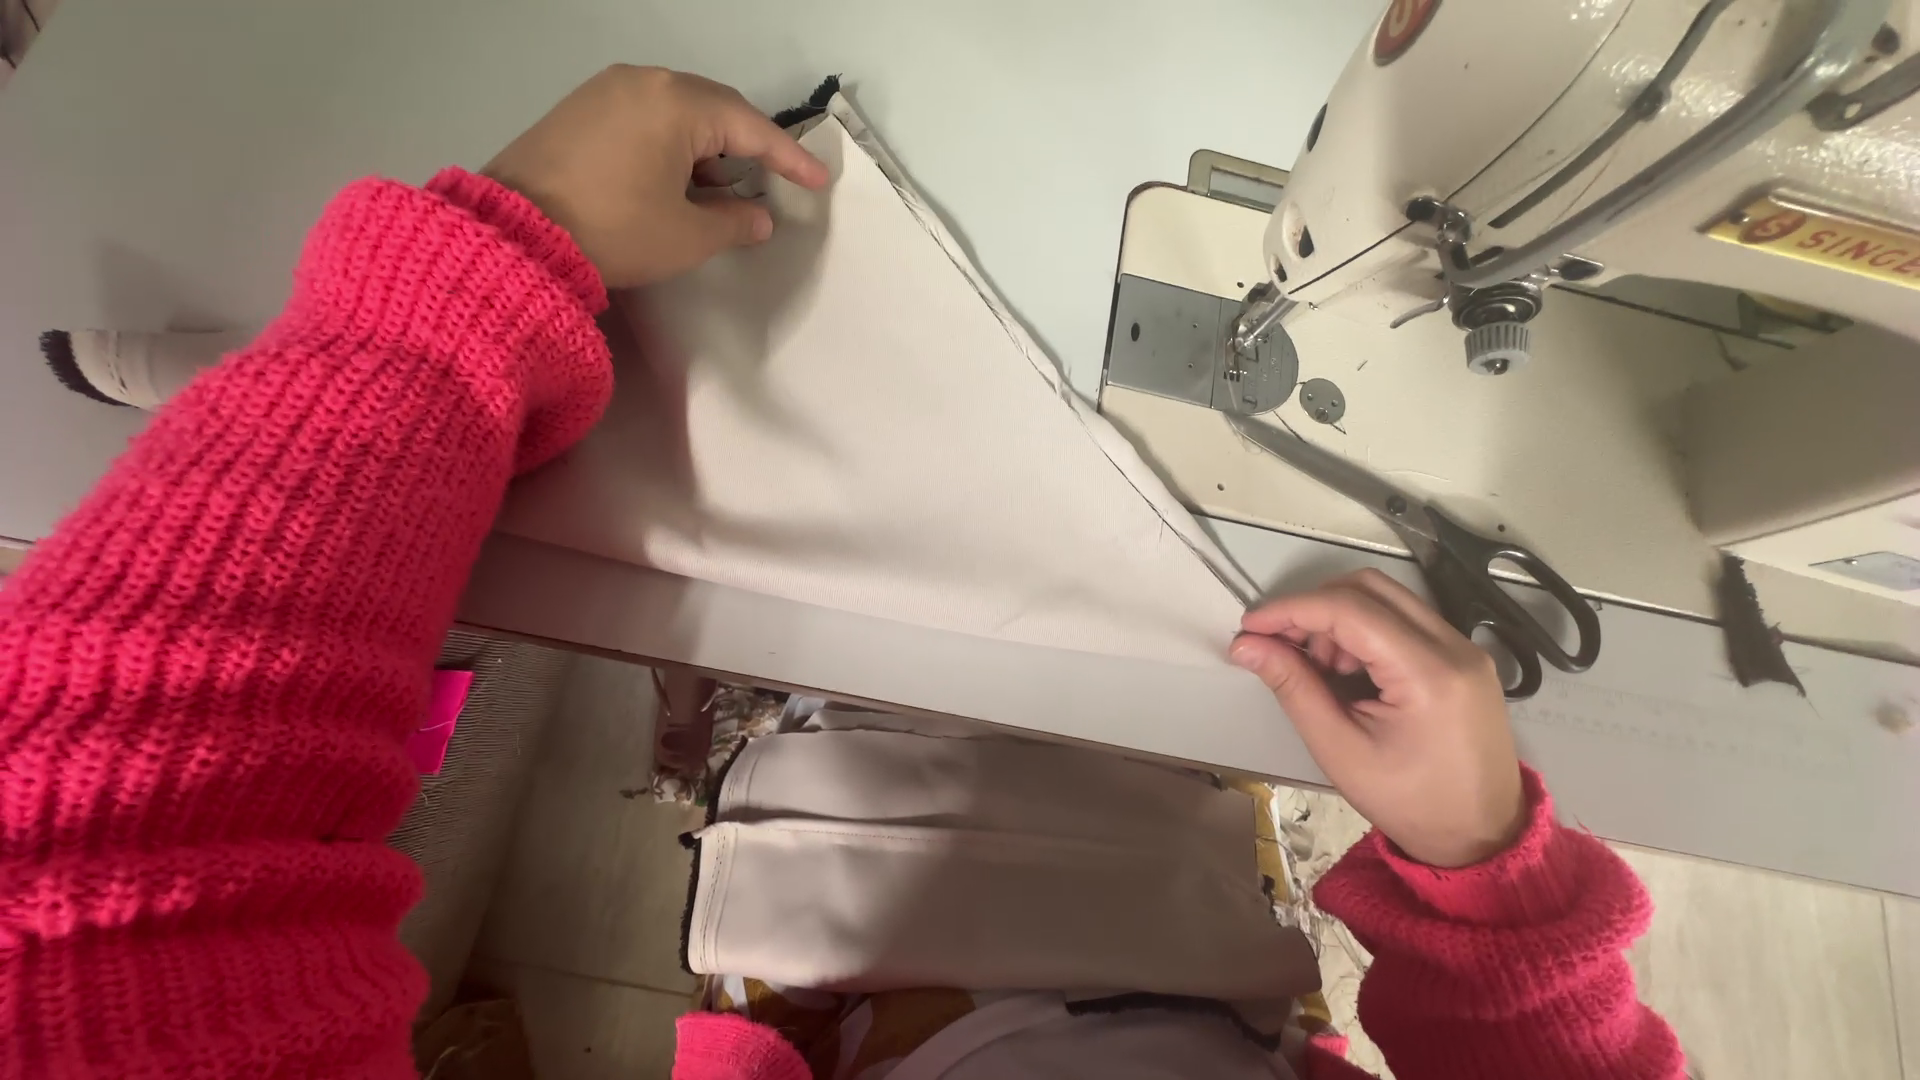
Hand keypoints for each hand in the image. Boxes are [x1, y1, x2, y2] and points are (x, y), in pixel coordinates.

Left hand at [484, 66, 829, 288]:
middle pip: (716, 108)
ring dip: (711, 147)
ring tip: (726, 186)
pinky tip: (681, 177)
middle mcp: (643, 82)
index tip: (819, 179)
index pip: (750, 128)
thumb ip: (735, 222)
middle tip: (777, 176)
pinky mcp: (583, 109)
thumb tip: (758, 216)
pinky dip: (676, 145)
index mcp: (677, 104)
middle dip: (750, 145)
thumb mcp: (688, 236)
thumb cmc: (618, 231)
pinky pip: (648, 117)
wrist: (518, 232)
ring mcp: (607, 90)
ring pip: (680, 111)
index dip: (789, 157)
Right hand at [1229, 569, 1524, 867]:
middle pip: (1367, 587)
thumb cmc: (1407, 801)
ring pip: (1384, 596)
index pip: (1348, 609)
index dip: (1291, 609)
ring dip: (1337, 617)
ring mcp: (1463, 647)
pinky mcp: (1461, 655)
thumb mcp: (1338, 749)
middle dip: (1313, 607)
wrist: (1482, 836)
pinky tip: (1348, 669)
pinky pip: (1401, 617)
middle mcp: (1454, 646)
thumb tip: (1245, 645)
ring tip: (1319, 666)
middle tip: (1284, 646)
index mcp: (1428, 673)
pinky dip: (1361, 628)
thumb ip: (1293, 687)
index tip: (1249, 627)